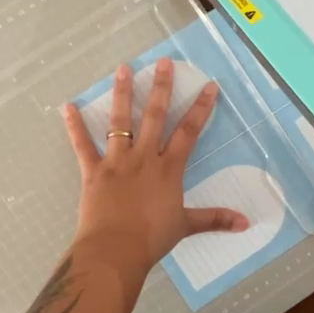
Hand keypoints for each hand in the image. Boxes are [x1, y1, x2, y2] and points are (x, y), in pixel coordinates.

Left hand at [61, 59, 246, 273]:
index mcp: (168, 169)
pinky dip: (75, 126)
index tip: (209, 87)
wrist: (115, 250)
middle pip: (155, 116)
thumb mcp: (186, 226)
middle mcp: (144, 158)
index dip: (201, 109)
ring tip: (123, 68)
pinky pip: (82, 145)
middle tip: (162, 62)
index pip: (189, 132)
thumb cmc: (152, 239)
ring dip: (122, 93)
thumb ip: (214, 219)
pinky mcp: (93, 172)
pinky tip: (68, 107)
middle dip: (161, 88)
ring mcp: (117, 162)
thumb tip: (246, 223)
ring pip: (120, 121)